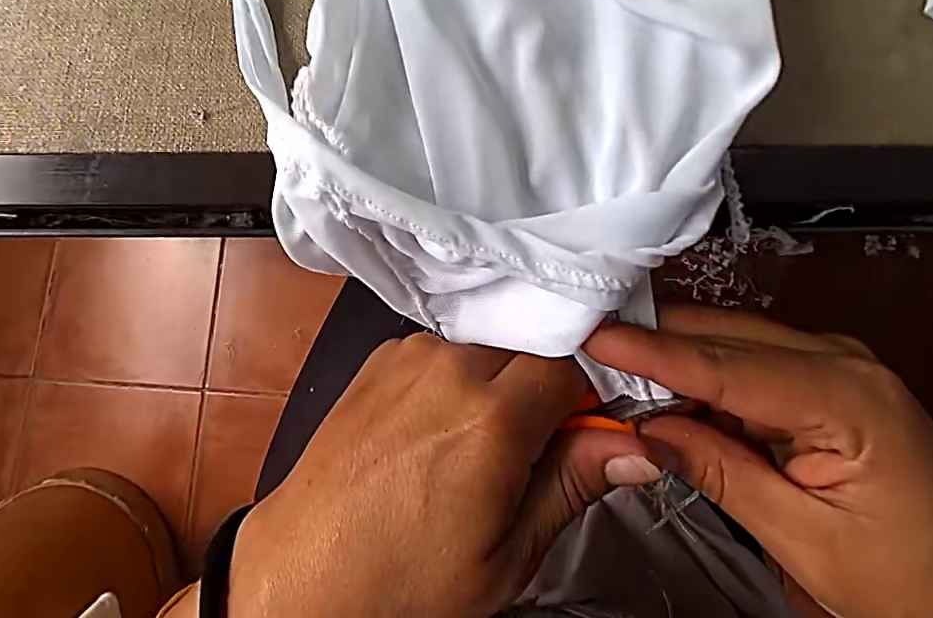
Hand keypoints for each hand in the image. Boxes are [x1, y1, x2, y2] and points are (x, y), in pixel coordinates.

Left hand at [226, 333, 652, 617]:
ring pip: (493, 344)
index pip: (575, 364)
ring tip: (470, 440)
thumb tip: (635, 448)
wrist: (297, 581)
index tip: (581, 424)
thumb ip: (574, 484)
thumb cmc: (398, 588)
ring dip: (499, 380)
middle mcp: (454, 368)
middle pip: (533, 347)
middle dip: (541, 387)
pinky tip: (435, 424)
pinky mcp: (389, 352)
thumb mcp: (505, 558)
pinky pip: (449, 346)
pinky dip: (458, 375)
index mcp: (492, 421)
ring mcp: (415, 353)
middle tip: (524, 445)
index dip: (585, 394)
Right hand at [585, 307, 932, 617]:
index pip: (726, 364)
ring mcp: (840, 363)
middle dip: (660, 343)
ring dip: (681, 359)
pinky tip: (677, 392)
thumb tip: (649, 430)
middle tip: (594, 351)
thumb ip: (723, 473)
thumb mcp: (810, 543)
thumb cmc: (919, 587)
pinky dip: (713, 378)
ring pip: (738, 345)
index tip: (596, 336)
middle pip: (729, 338)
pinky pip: (759, 365)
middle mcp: (841, 358)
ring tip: (620, 371)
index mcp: (844, 394)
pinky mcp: (834, 379)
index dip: (654, 351)